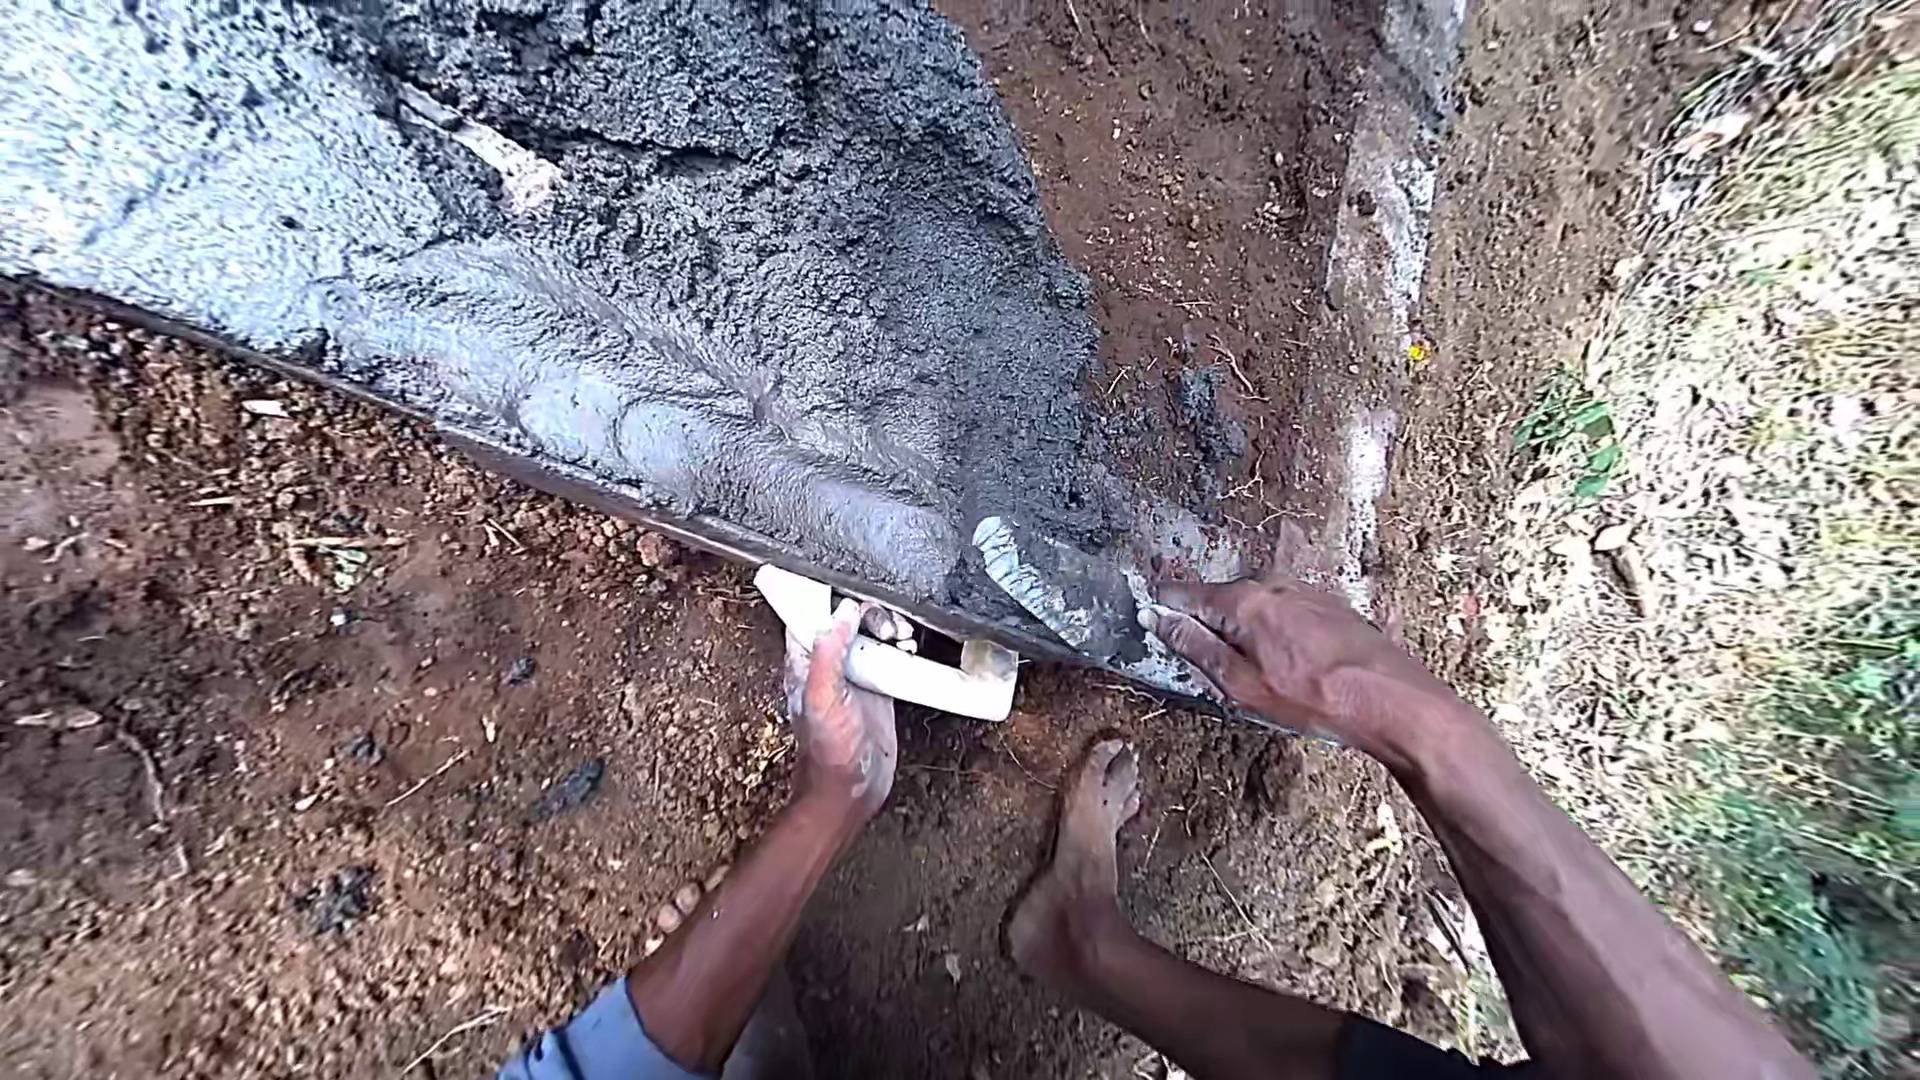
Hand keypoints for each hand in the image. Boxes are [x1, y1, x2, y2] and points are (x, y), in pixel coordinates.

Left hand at [784, 599, 898, 821]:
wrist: (853, 788)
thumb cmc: (829, 751)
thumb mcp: (822, 699)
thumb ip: (827, 654)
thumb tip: (841, 612)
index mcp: (807, 661)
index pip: (813, 613)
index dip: (834, 599)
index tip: (857, 599)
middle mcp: (831, 662)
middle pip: (850, 618)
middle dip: (871, 612)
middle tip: (886, 625)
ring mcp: (857, 673)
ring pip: (873, 632)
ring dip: (890, 625)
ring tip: (901, 635)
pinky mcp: (880, 685)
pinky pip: (892, 654)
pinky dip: (903, 646)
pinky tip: (909, 648)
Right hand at [1144, 576, 1486, 771]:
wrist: (1400, 703)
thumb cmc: (1316, 699)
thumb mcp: (1241, 683)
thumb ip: (1194, 645)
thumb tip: (1155, 617)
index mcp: (1241, 600)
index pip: (1180, 593)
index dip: (1164, 613)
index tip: (1160, 635)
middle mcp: (1268, 584)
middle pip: (1216, 600)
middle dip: (1207, 629)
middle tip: (1222, 673)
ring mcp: (1300, 590)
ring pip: (1249, 607)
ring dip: (1242, 634)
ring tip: (1264, 676)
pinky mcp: (1326, 603)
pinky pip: (1279, 612)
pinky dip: (1271, 633)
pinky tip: (1292, 666)